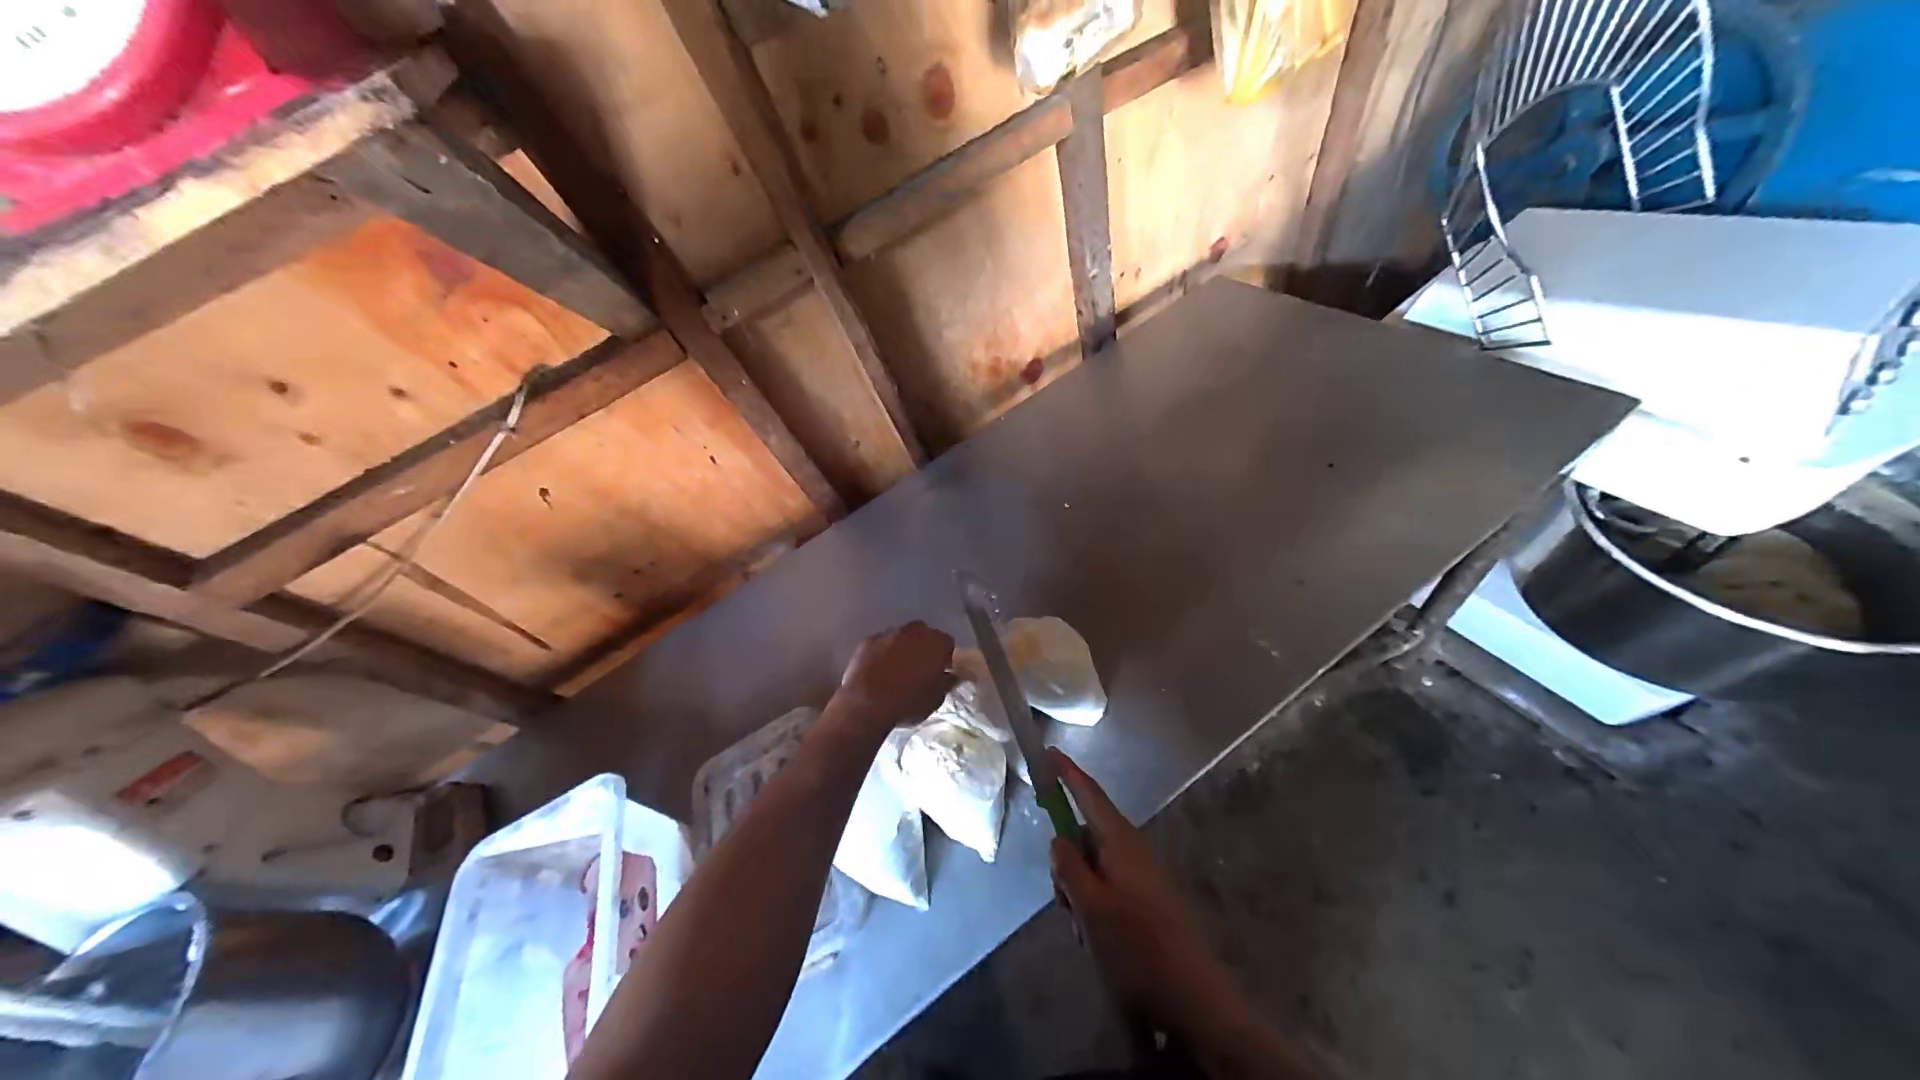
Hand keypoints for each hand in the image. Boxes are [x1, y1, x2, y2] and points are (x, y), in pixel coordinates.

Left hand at [836, 622, 955, 730]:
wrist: (866, 704)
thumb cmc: (908, 703)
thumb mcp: (935, 700)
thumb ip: (946, 683)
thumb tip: (950, 676)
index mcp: (936, 644)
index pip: (948, 643)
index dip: (945, 657)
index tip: (941, 670)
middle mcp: (914, 632)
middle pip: (924, 635)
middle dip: (924, 648)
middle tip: (919, 669)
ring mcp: (889, 633)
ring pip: (901, 637)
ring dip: (902, 649)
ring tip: (896, 670)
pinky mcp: (868, 640)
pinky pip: (881, 644)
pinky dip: (882, 653)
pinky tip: (878, 670)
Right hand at [1049, 749, 1240, 1036]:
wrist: (1193, 998)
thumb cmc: (1138, 946)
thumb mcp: (1090, 906)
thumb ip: (1068, 868)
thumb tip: (1058, 839)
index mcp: (1120, 842)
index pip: (1089, 795)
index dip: (1067, 773)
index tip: (1049, 752)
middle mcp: (1132, 851)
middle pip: (1084, 836)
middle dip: (1066, 864)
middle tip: (1066, 902)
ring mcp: (1140, 876)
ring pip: (1091, 867)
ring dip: (1078, 893)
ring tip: (1085, 930)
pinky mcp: (1145, 899)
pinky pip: (1105, 888)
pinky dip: (1093, 907)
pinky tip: (1097, 939)